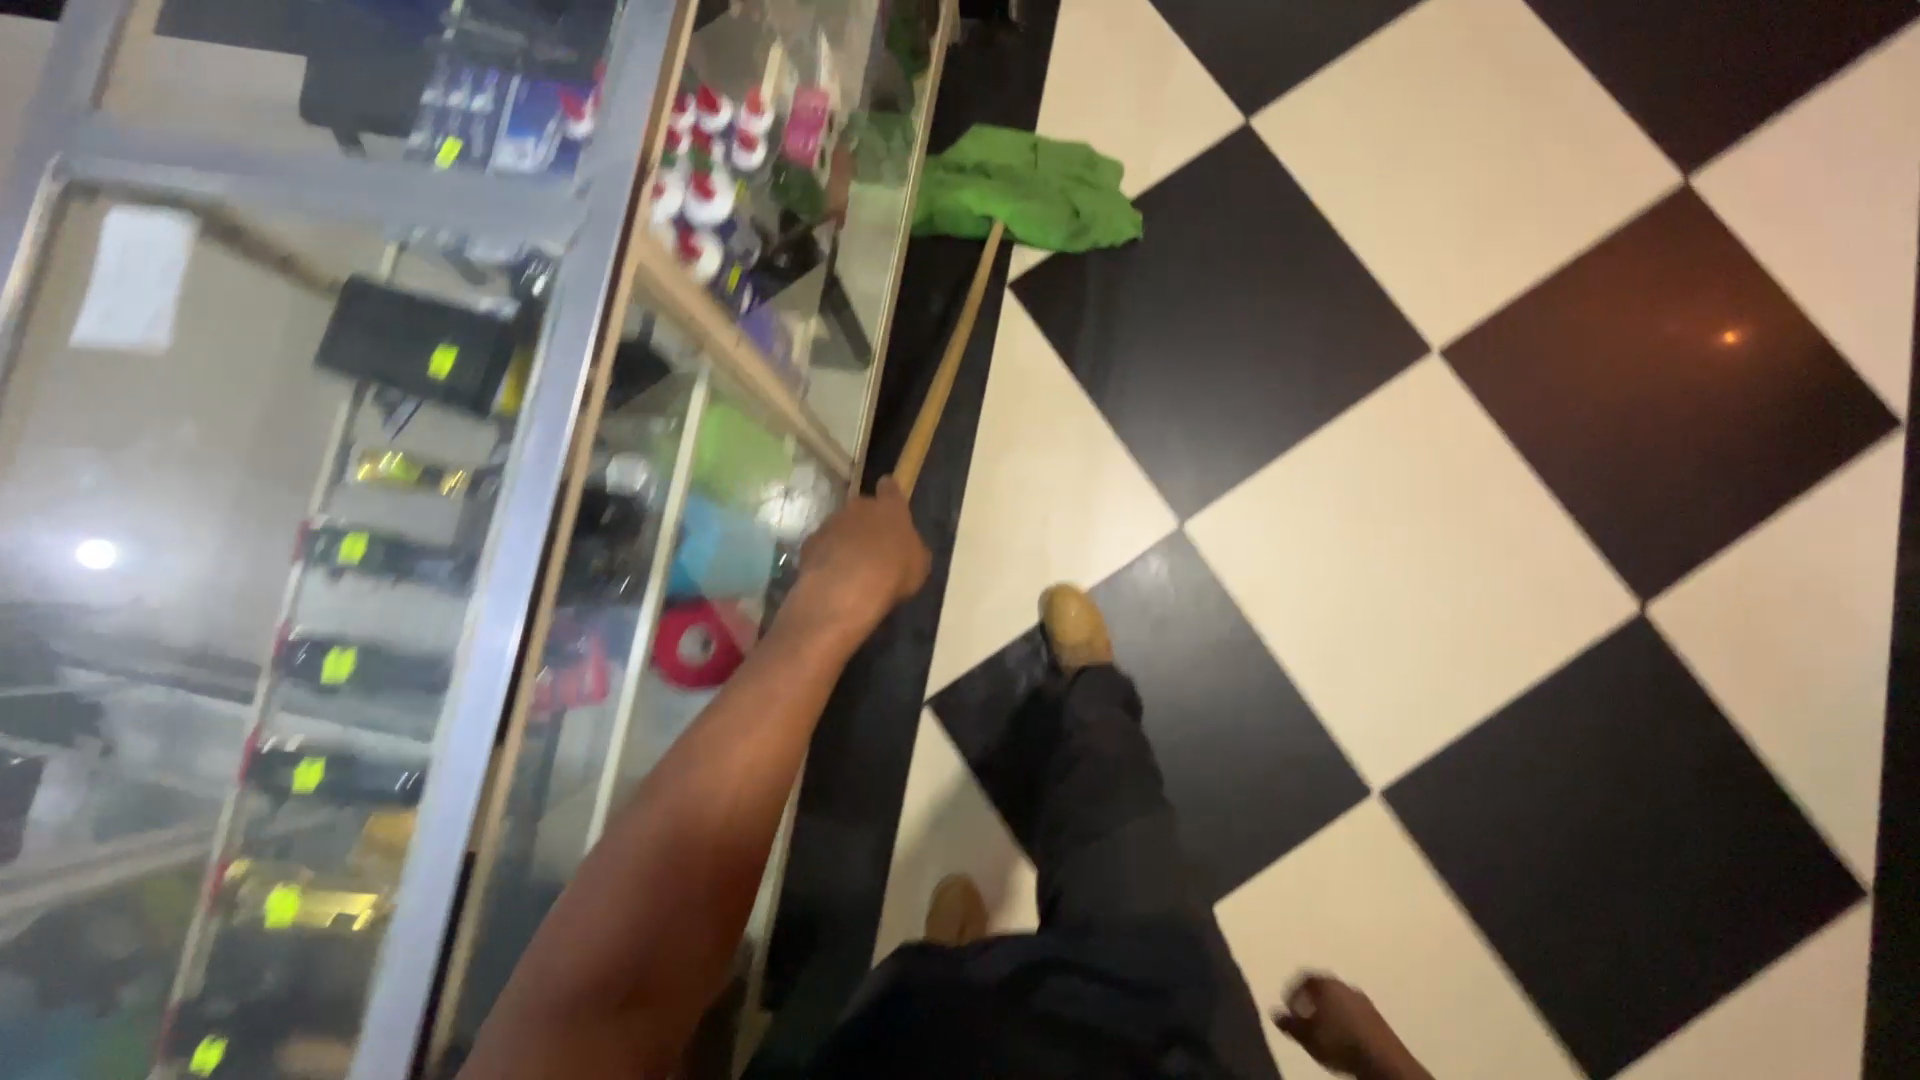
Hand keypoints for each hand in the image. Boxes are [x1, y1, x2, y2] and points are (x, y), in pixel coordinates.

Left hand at [792, 477, 930, 639]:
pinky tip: (833, 576)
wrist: (846, 589)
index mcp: (890, 509)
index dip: (889, 491)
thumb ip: (912, 548)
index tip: (887, 492)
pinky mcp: (810, 542)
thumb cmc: (892, 573)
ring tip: (851, 567)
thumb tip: (906, 547)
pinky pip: (822, 546)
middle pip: (862, 508)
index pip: (890, 488)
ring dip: (845, 541)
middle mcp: (858, 508)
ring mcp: (831, 523)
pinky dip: (827, 557)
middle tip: (872, 546)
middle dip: (866, 522)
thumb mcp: (918, 565)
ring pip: (840, 527)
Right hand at [1273, 974, 1424, 1078]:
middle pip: (1322, 987)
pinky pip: (1353, 1011)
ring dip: (1329, 1011)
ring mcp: (1363, 1000)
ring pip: (1339, 1000)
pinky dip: (1344, 1019)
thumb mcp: (1307, 1036)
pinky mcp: (1377, 1016)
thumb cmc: (1339, 1043)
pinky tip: (1342, 1036)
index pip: (1304, 977)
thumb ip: (1289, 1023)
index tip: (1288, 1007)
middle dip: (1311, 1001)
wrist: (1383, 1062)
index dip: (1293, 991)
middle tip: (1304, 1018)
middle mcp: (1345, 984)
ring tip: (1323, 1030)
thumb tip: (1275, 1012)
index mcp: (1326, 982)